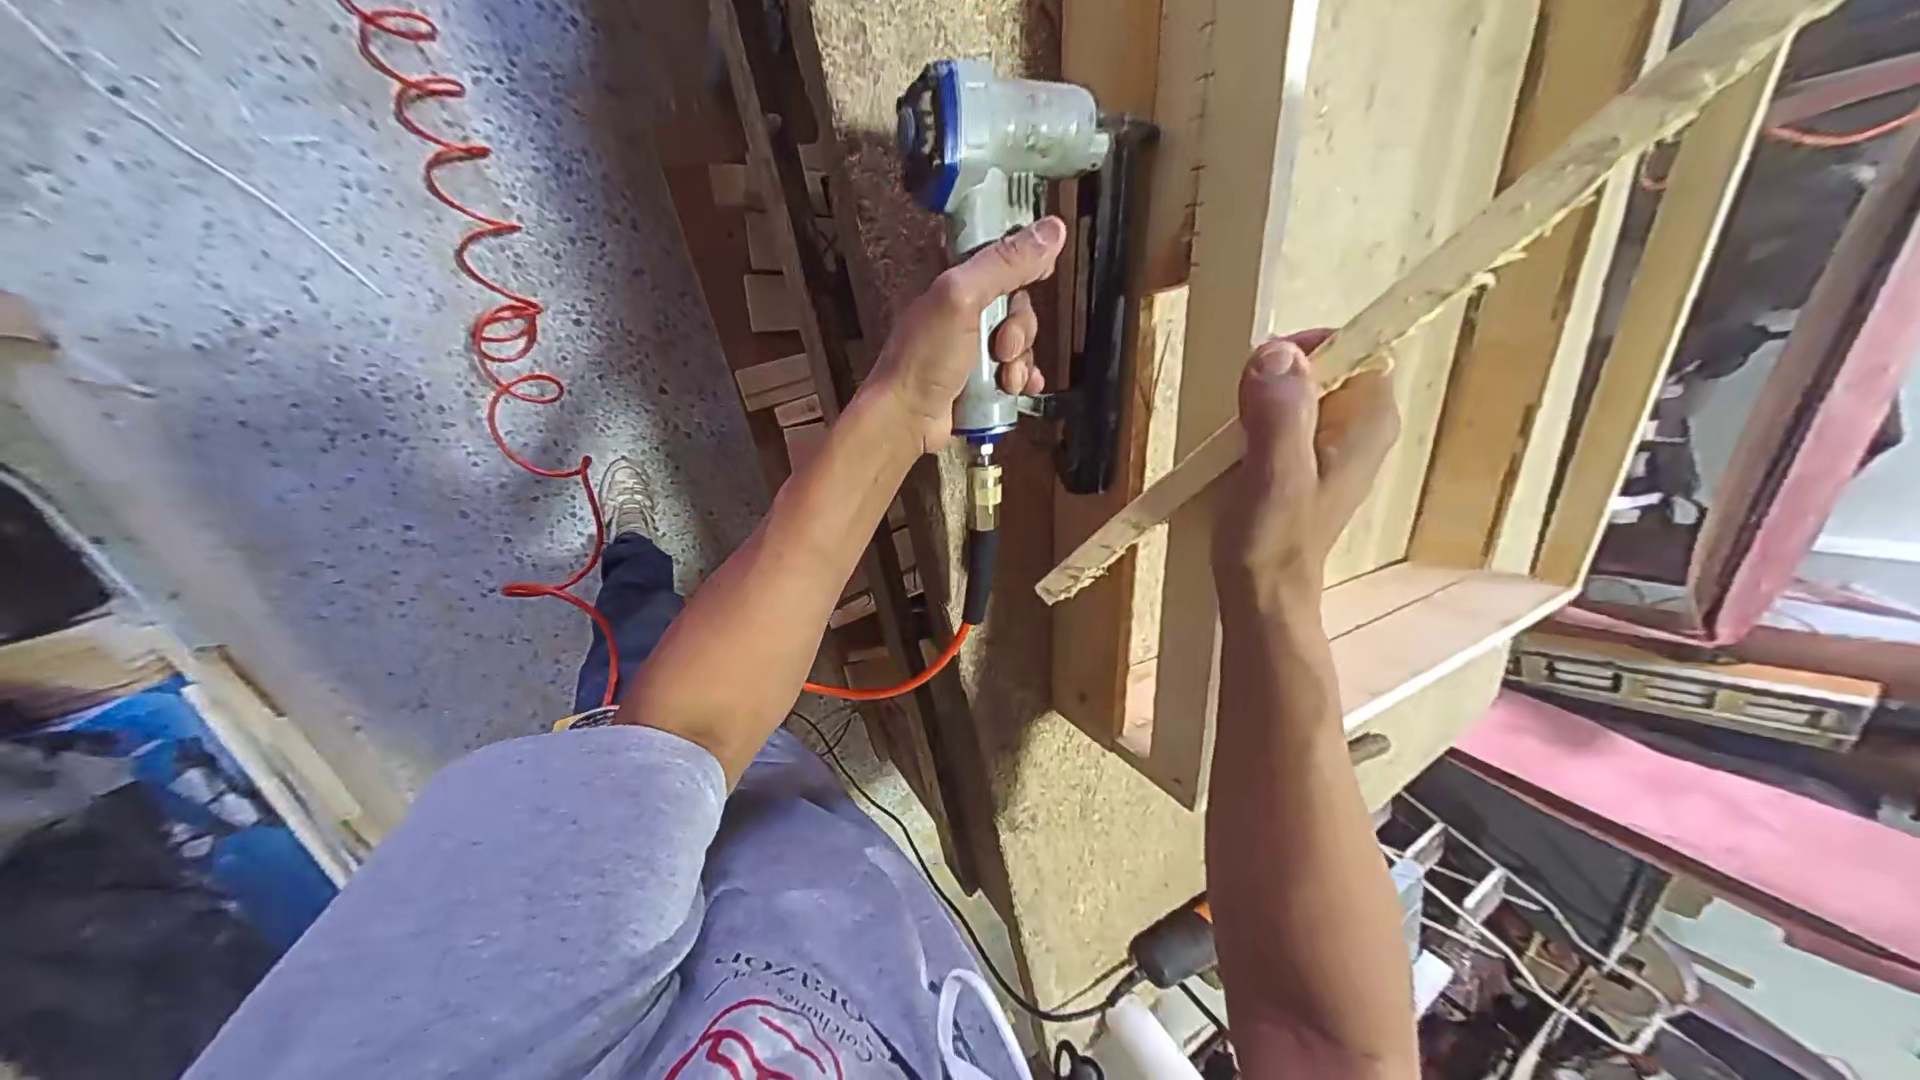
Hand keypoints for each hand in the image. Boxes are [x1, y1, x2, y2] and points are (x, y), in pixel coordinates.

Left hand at [865, 216, 1067, 453]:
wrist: (907, 420)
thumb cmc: (921, 360)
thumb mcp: (961, 299)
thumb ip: (1005, 264)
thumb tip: (1052, 231)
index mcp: (951, 279)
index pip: (1000, 255)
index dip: (1024, 265)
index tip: (1038, 276)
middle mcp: (962, 308)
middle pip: (1017, 303)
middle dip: (1020, 328)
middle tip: (1003, 347)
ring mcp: (971, 345)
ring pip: (1019, 340)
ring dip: (1021, 360)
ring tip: (1005, 377)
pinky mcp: (979, 376)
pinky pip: (1015, 369)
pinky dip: (1023, 379)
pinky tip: (1019, 388)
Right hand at [1212, 331, 1400, 605]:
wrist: (1263, 594)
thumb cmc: (1271, 540)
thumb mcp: (1273, 474)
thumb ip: (1280, 412)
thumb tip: (1275, 353)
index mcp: (1368, 422)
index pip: (1352, 347)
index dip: (1305, 349)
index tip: (1257, 374)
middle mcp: (1362, 427)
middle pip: (1323, 368)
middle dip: (1275, 379)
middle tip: (1239, 413)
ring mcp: (1337, 447)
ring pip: (1300, 393)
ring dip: (1261, 403)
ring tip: (1236, 437)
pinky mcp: (1310, 463)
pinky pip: (1287, 419)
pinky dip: (1258, 423)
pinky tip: (1239, 451)